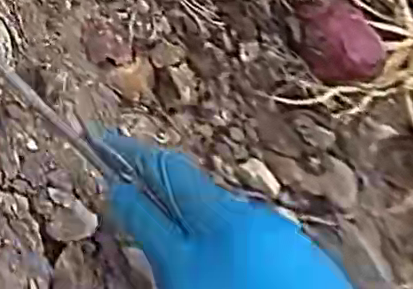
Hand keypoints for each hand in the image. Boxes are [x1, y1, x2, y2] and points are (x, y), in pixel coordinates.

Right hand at [96, 130, 351, 288]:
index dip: (129, 152)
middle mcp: (259, 216)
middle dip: (166, 201)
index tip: (98, 138)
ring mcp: (292, 246)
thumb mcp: (178, 273)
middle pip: (198, 197)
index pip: (164, 164)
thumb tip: (119, 189)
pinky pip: (258, 253)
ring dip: (200, 235)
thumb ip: (148, 227)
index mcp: (223, 209)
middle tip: (134, 211)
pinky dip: (234, 260)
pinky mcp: (314, 275)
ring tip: (186, 266)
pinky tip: (228, 280)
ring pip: (228, 227)